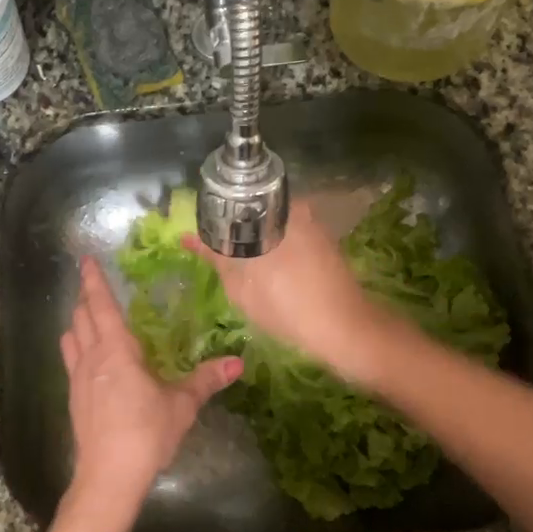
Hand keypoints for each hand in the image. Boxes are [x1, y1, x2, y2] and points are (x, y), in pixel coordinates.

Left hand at [60, 257, 240, 501]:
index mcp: (116, 351)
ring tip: (87, 315)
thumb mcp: (181, 406)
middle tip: (92, 283)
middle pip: (81, 317)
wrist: (107, 476)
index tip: (86, 261)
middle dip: (85, 297)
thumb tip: (237, 363)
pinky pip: (71, 361)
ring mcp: (78, 379)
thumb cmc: (145, 434)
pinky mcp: (74, 399)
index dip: (93, 281)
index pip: (101, 306)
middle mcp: (91, 358)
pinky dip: (76, 347)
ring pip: (71, 337)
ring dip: (77, 321)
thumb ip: (206, 380)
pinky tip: (88, 357)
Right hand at [183, 204, 386, 377]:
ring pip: (273, 226)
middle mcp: (297, 208)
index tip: (203, 235)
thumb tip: (188, 237)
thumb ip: (215, 256)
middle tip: (219, 253)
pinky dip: (276, 250)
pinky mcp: (326, 243)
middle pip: (255, 212)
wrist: (344, 329)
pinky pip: (291, 238)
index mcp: (274, 210)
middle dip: (236, 229)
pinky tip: (267, 272)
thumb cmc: (286, 306)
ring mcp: (315, 225)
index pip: (234, 202)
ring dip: (257, 241)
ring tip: (239, 264)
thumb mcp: (240, 286)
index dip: (215, 218)